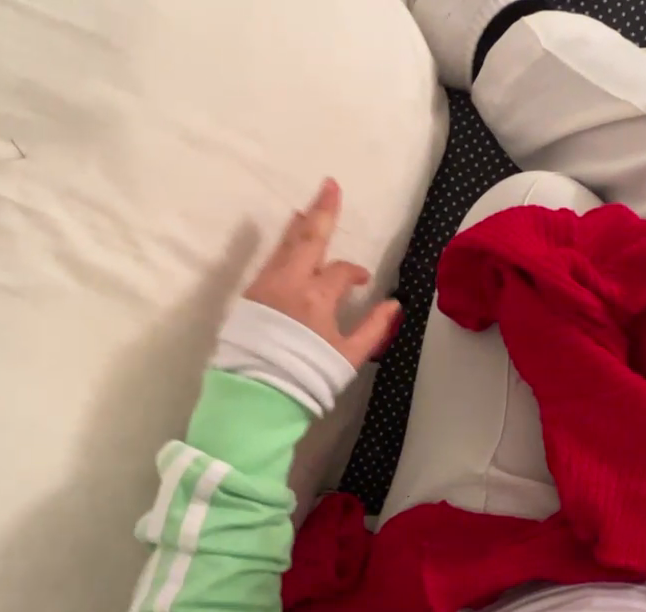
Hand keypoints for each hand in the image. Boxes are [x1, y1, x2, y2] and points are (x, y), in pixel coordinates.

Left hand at [244, 178, 401, 369]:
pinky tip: (286, 242)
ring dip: (298, 227)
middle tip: (329, 184)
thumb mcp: (349, 356)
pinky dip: (282, 247)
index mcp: (317, 296)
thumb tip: (394, 306)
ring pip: (284, 248)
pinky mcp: (251, 296)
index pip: (341, 272)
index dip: (354, 273)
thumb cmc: (310, 374)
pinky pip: (269, 261)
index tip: (363, 281)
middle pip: (308, 239)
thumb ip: (373, 329)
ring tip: (305, 210)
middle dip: (322, 212)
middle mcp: (289, 282)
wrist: (261, 391)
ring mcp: (266, 286)